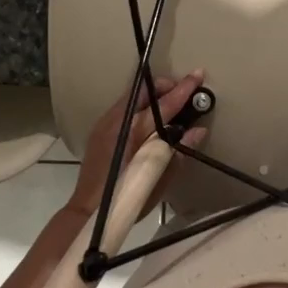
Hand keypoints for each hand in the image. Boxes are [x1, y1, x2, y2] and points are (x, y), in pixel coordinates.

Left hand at [68, 69, 208, 215]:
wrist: (89, 212)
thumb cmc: (127, 200)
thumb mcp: (159, 180)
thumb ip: (178, 152)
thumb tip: (198, 129)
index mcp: (131, 133)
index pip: (163, 105)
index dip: (183, 90)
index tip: (198, 75)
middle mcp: (116, 120)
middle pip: (144, 91)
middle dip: (166, 86)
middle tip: (186, 90)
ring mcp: (105, 122)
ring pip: (133, 96)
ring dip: (154, 95)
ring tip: (172, 102)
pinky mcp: (101, 128)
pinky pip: (125, 107)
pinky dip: (142, 105)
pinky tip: (152, 118)